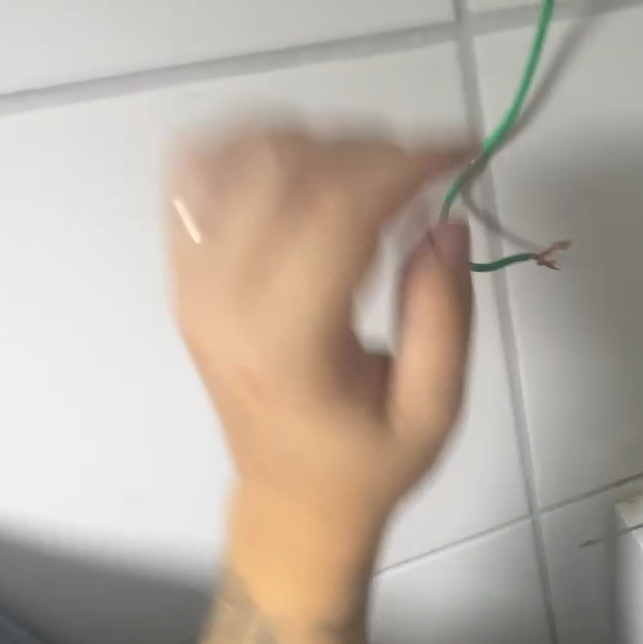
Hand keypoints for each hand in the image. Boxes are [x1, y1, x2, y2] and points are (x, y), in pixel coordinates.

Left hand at [168, 127, 475, 533]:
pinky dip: (258, 149)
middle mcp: (220, 300)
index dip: (401, 166)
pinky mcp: (184, 273)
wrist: (294, 500)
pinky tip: (310, 173)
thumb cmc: (370, 466)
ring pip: (237, 155)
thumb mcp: (433, 410)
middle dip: (369, 149)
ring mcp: (190, 282)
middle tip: (428, 169)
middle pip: (285, 170)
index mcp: (287, 343)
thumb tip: (448, 222)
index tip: (459, 157)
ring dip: (318, 143)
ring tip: (378, 175)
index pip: (335, 211)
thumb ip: (444, 317)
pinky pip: (201, 173)